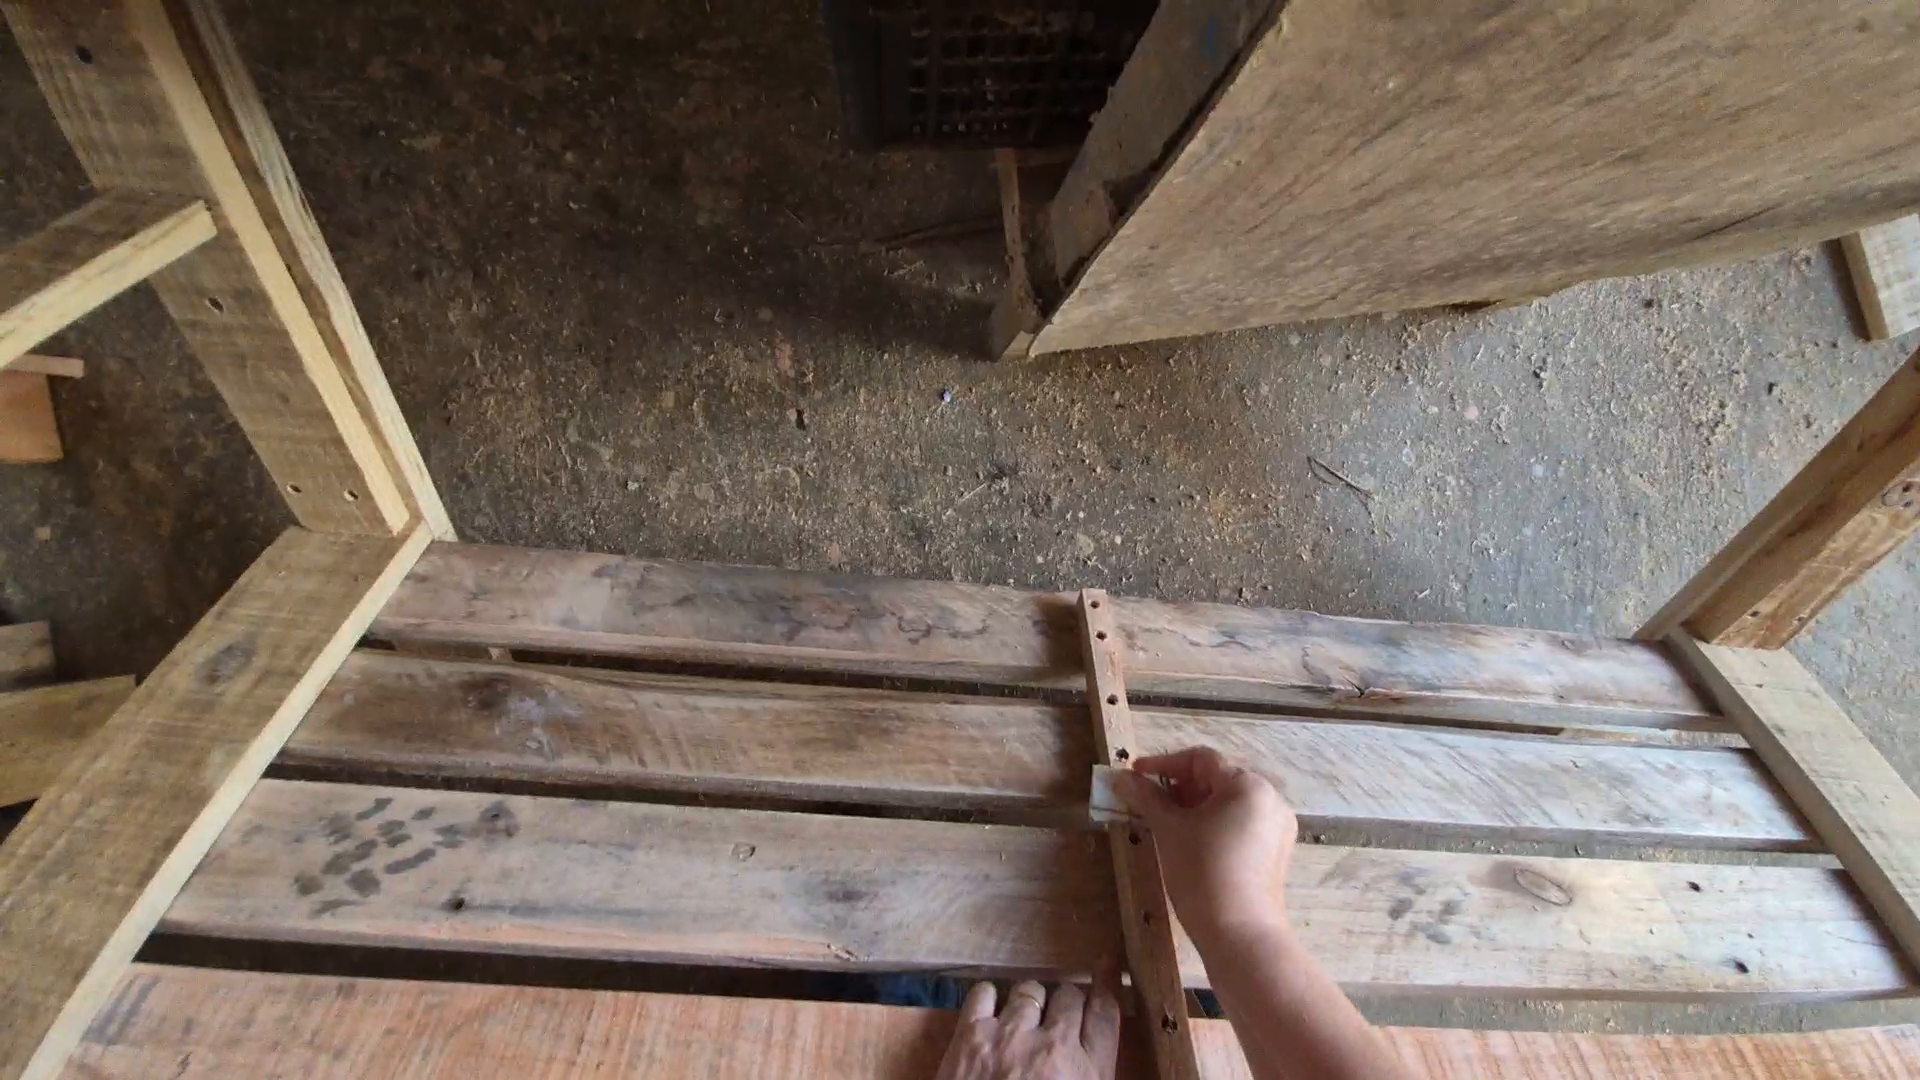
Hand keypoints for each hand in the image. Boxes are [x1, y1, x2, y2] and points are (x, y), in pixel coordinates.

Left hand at [934, 975, 1120, 1079]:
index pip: (1105, 1012)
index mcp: (1088, 1074)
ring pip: (1029, 989)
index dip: (1108, 980)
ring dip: (1029, 1004)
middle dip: (1063, 1005)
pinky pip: (985, 992)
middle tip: (1053, 1023)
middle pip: (1068, 995)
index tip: (1108, 959)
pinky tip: (989, 1015)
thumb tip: (1087, 1048)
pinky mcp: (971, 1035)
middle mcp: (1054, 1046)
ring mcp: (1011, 1035)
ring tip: (1021, 1024)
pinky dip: (988, 1000)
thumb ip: (1091, 1073)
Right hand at [1113, 746, 1296, 943]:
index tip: (1135, 775)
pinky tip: (1190, 840)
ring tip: (1165, 822)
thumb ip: (1145, 796)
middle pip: (1216, 779)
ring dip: (1194, 805)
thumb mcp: (1168, 829)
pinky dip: (1213, 823)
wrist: (1240, 937)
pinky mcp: (1275, 853)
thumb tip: (1120, 777)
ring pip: (1227, 803)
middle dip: (1179, 786)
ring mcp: (1276, 828)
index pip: (1200, 760)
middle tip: (1149, 801)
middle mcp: (1269, 799)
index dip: (1163, 764)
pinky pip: (1239, 823)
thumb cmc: (1202, 872)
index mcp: (1247, 786)